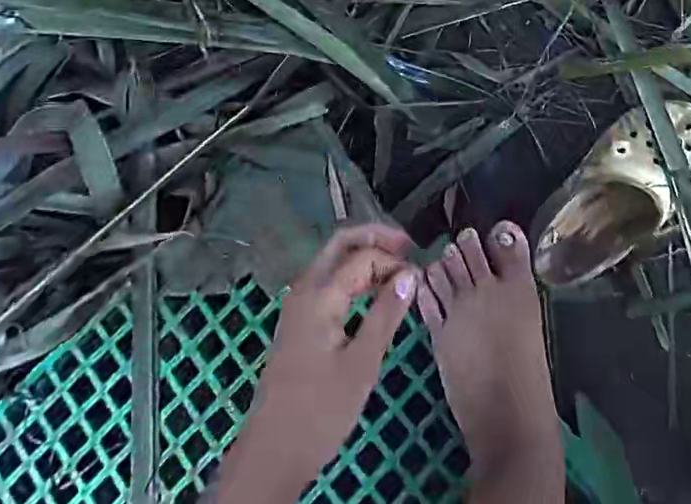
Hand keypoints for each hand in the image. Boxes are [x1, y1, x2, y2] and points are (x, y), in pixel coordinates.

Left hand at [218, 225, 419, 502]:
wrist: (271, 453)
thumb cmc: (319, 412)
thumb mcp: (362, 364)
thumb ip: (386, 314)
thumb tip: (410, 274)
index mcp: (319, 296)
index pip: (363, 257)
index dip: (394, 260)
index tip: (419, 276)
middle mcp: (304, 290)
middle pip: (340, 243)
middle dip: (375, 237)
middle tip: (407, 246)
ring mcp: (298, 304)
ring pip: (333, 260)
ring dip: (364, 255)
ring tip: (397, 267)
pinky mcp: (298, 321)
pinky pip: (328, 280)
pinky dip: (353, 275)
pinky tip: (373, 291)